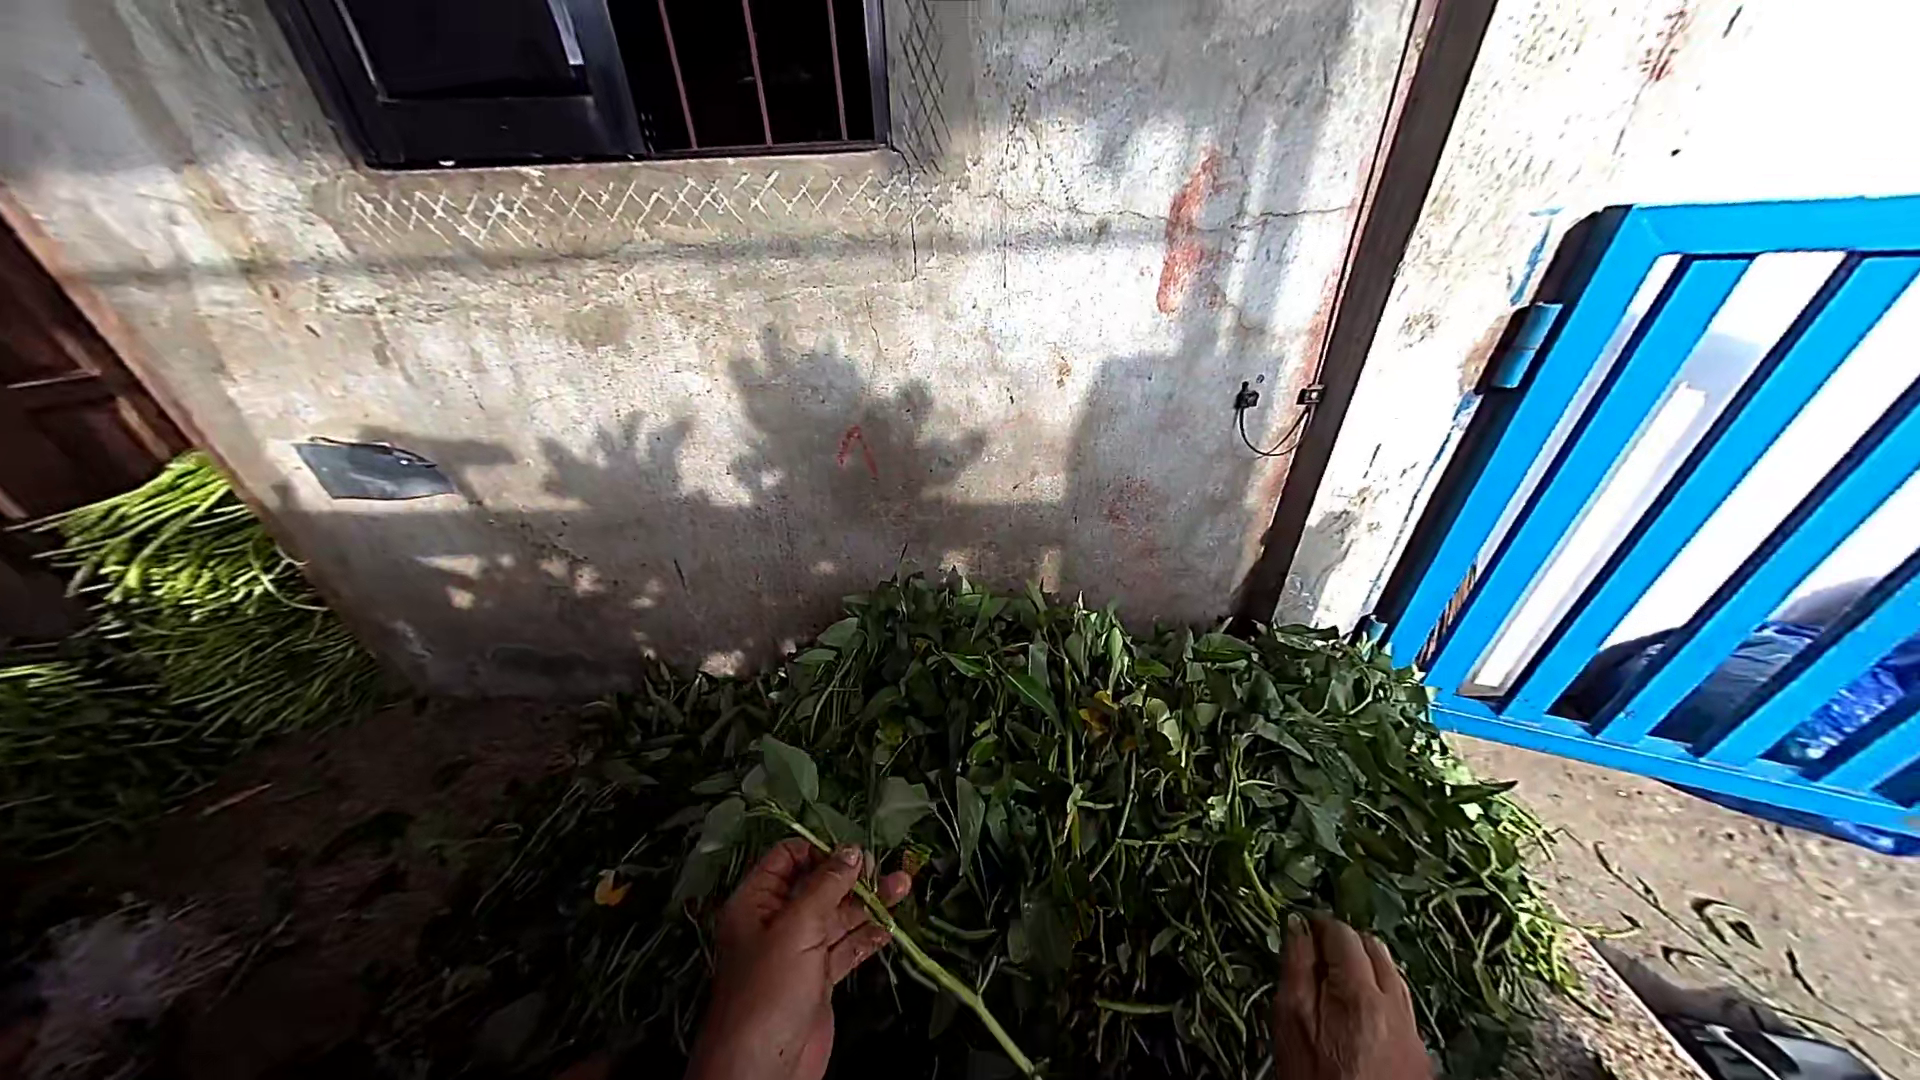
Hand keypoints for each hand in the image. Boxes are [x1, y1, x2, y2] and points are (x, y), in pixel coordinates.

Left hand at [684, 839, 912, 1079]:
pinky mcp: (819, 977)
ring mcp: (800, 950)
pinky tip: (889, 927)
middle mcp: (778, 921)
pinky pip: (847, 946)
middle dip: (853, 876)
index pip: (788, 858)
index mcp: (758, 902)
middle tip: (883, 869)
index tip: (852, 849)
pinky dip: (867, 935)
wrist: (762, 1074)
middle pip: (819, 885)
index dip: (819, 850)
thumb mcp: (797, 927)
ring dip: (869, 902)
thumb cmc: (769, 992)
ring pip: (838, 915)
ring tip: (902, 888)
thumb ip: (826, 885)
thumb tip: (851, 850)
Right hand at [1272, 915, 1428, 1079]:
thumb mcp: (1291, 1018)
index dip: (1319, 922)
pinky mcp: (1419, 1056)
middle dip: (1344, 939)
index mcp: (1360, 996)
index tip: (1300, 923)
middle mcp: (1396, 1009)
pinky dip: (1377, 991)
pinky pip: (1400, 1004)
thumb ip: (1295, 965)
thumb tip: (1297, 924)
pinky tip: (1353, 1005)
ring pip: (1392, 975)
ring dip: (1363, 963)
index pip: (1343, 935)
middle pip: (1375, 949)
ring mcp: (1413, 1034)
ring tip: (1332, 973)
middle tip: (1314, 946)